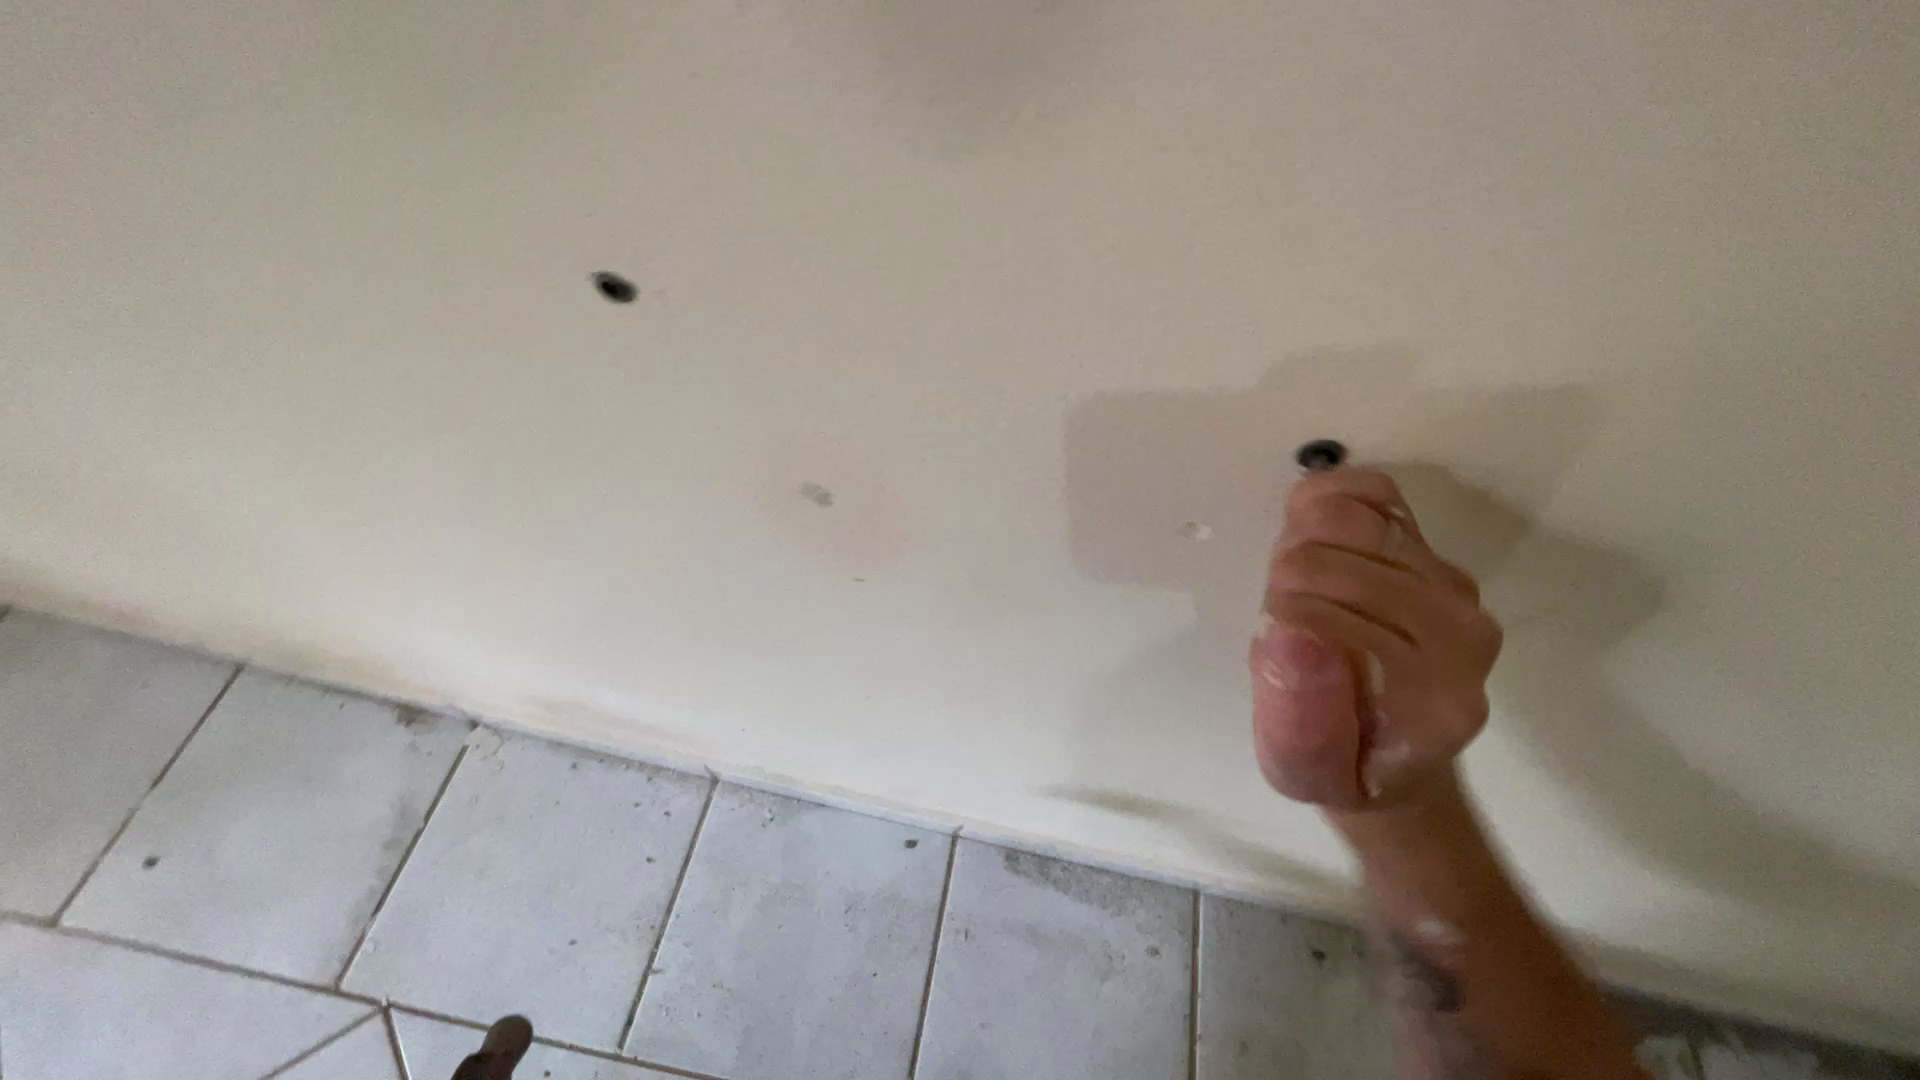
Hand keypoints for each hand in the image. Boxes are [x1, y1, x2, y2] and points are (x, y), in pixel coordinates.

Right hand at [1247, 467, 1501, 812]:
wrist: (1394, 757)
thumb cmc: (1340, 766)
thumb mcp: (1301, 768)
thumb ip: (1296, 714)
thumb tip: (1287, 629)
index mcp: (1434, 696)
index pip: (1333, 617)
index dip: (1283, 618)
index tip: (1272, 641)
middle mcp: (1463, 635)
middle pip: (1342, 561)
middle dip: (1287, 579)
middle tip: (1277, 608)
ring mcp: (1455, 590)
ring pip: (1357, 522)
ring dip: (1302, 544)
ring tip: (1292, 579)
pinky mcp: (1434, 556)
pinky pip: (1374, 498)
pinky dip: (1325, 503)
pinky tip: (1308, 532)